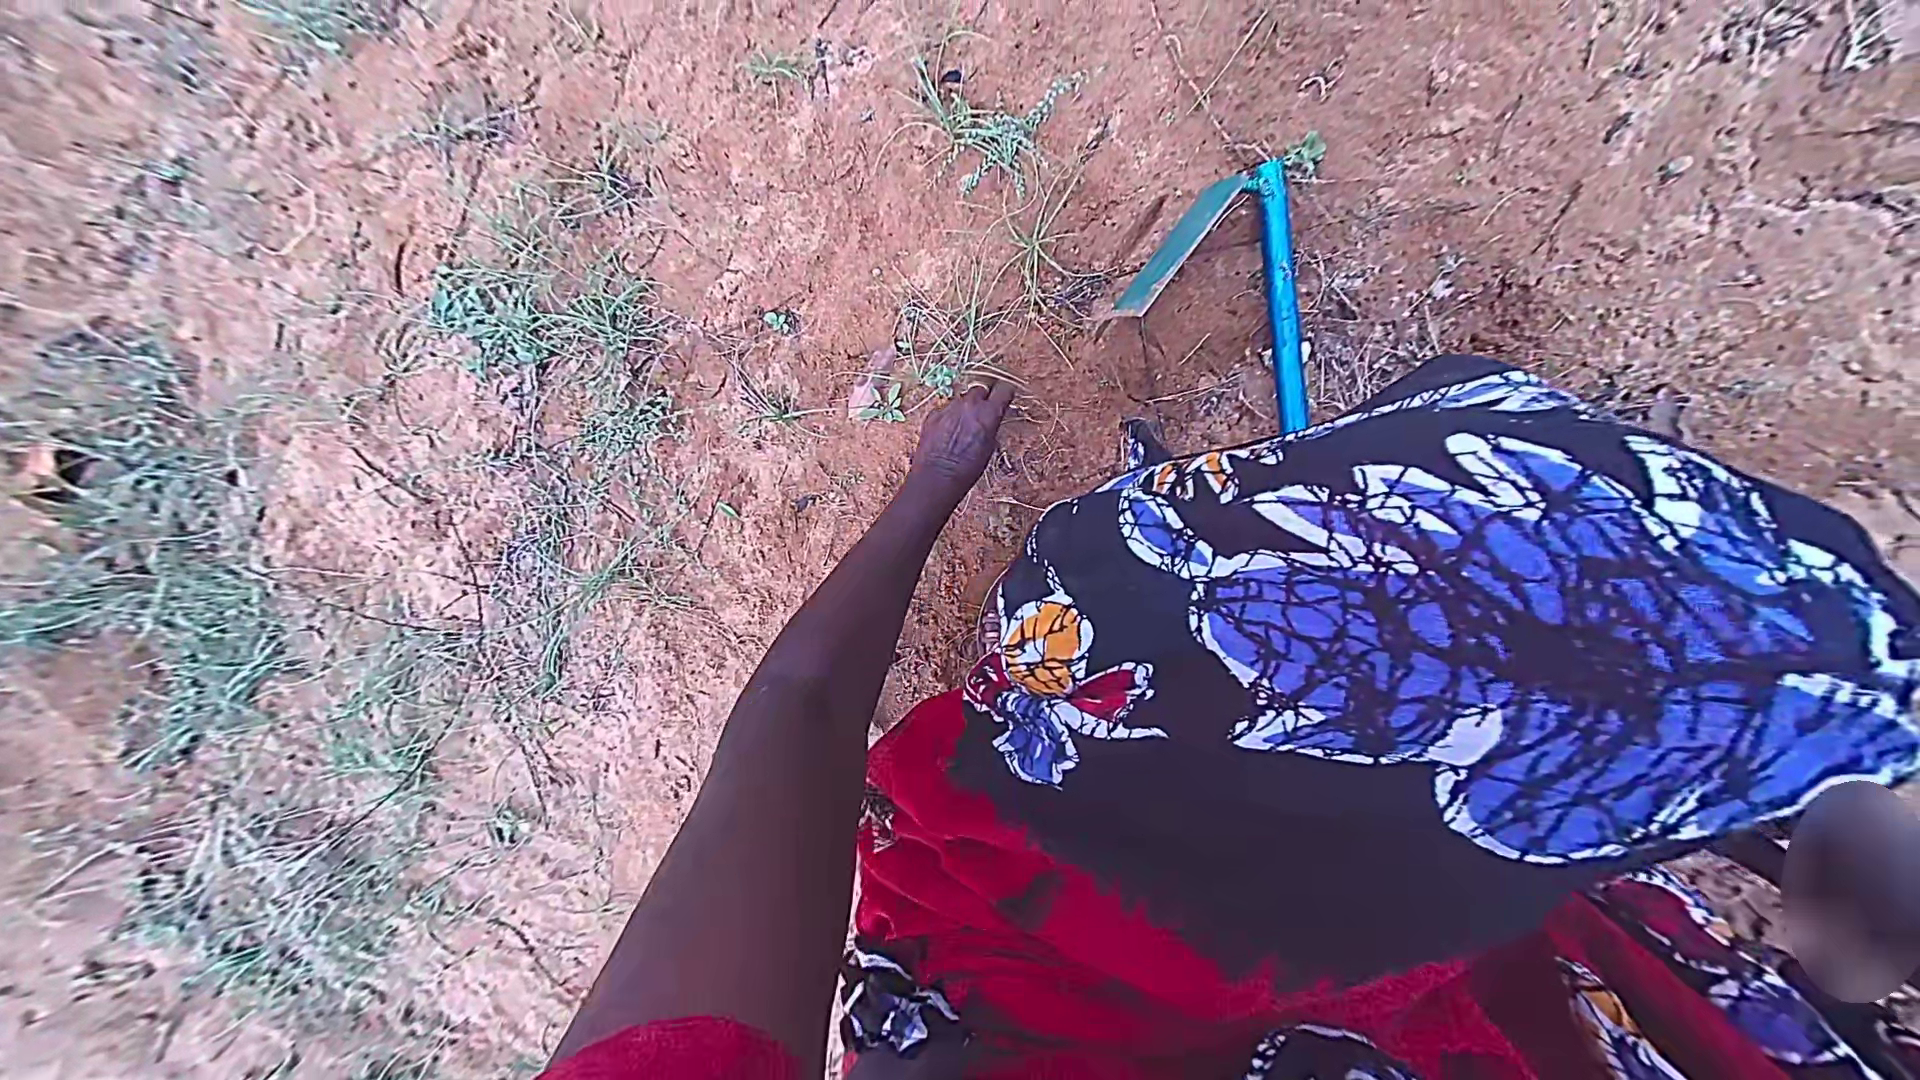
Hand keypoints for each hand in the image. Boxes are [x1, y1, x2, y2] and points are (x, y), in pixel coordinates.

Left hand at [906, 381, 1014, 501]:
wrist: (938, 476)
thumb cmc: (967, 469)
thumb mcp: (989, 447)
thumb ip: (991, 426)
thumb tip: (990, 421)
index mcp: (989, 413)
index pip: (1003, 389)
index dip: (1004, 394)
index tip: (1003, 398)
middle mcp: (969, 405)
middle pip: (979, 390)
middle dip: (981, 401)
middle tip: (980, 415)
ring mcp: (949, 407)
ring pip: (961, 400)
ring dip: (963, 409)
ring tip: (961, 429)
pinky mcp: (934, 414)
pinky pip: (944, 410)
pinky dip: (947, 418)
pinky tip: (947, 434)